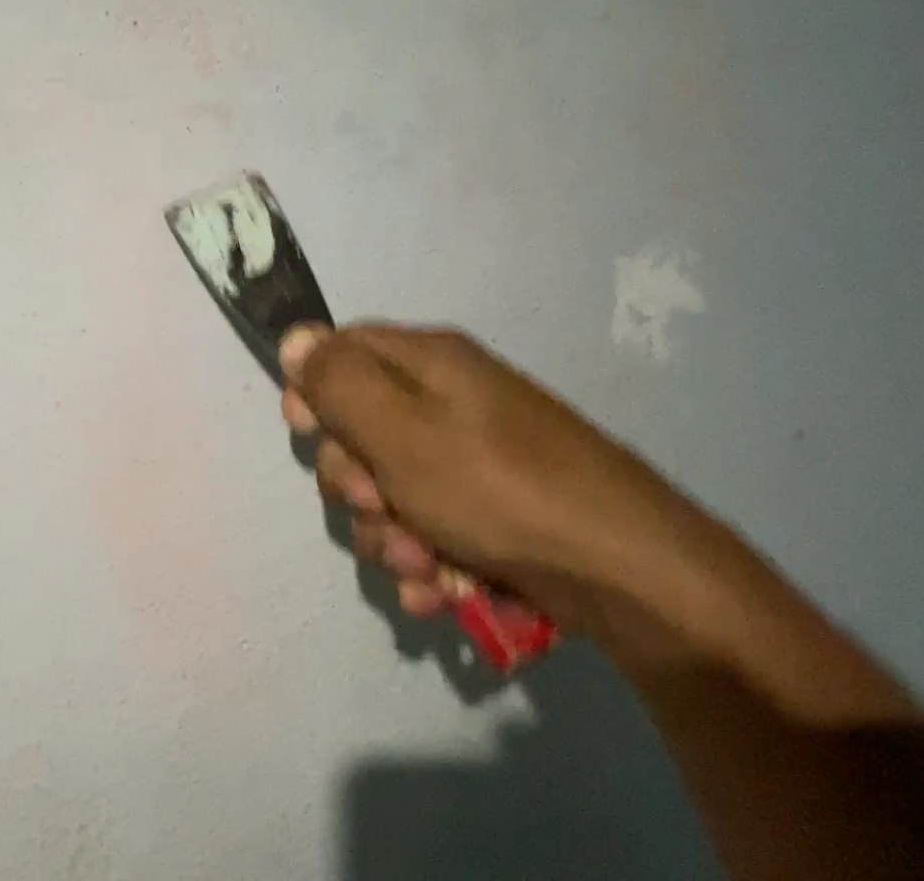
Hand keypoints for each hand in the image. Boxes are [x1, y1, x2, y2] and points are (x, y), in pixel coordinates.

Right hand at [278, 323, 718, 652]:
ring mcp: (471, 463)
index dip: (314, 394)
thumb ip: (338, 383)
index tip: (308, 432)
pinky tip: (444, 588)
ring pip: (387, 497)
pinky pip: (426, 533)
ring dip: (390, 538)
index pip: (341, 354)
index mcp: (429, 365)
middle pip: (356, 434)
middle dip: (354, 486)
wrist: (628, 577)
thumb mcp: (401, 431)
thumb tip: (294, 336)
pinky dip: (426, 565)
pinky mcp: (489, 515)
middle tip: (382, 507)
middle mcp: (447, 404)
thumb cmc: (499, 490)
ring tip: (426, 565)